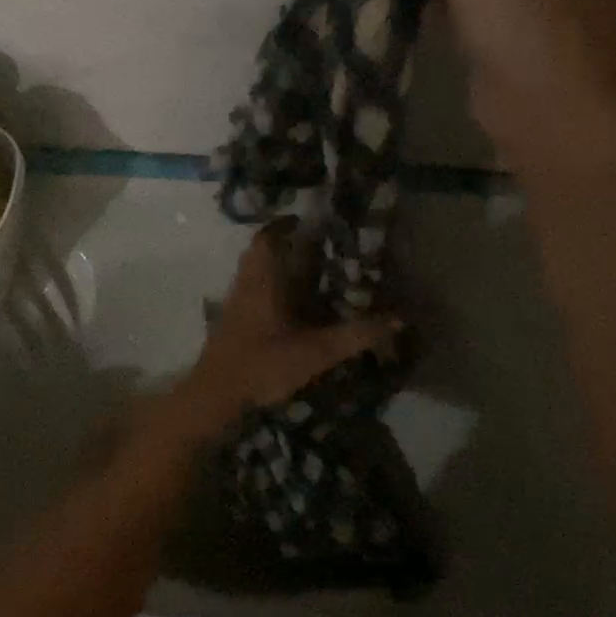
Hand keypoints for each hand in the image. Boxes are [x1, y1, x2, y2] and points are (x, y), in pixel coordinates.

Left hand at [171, 221, 399, 437]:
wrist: (215, 395)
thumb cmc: (262, 366)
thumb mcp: (316, 352)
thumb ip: (357, 335)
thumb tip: (400, 318)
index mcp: (262, 281)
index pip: (268, 237)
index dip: (286, 224)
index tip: (313, 221)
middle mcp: (245, 284)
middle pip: (261, 252)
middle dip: (287, 245)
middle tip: (319, 246)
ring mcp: (235, 302)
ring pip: (255, 272)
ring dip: (279, 267)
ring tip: (313, 272)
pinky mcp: (232, 321)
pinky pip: (253, 291)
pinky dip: (272, 288)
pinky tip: (293, 306)